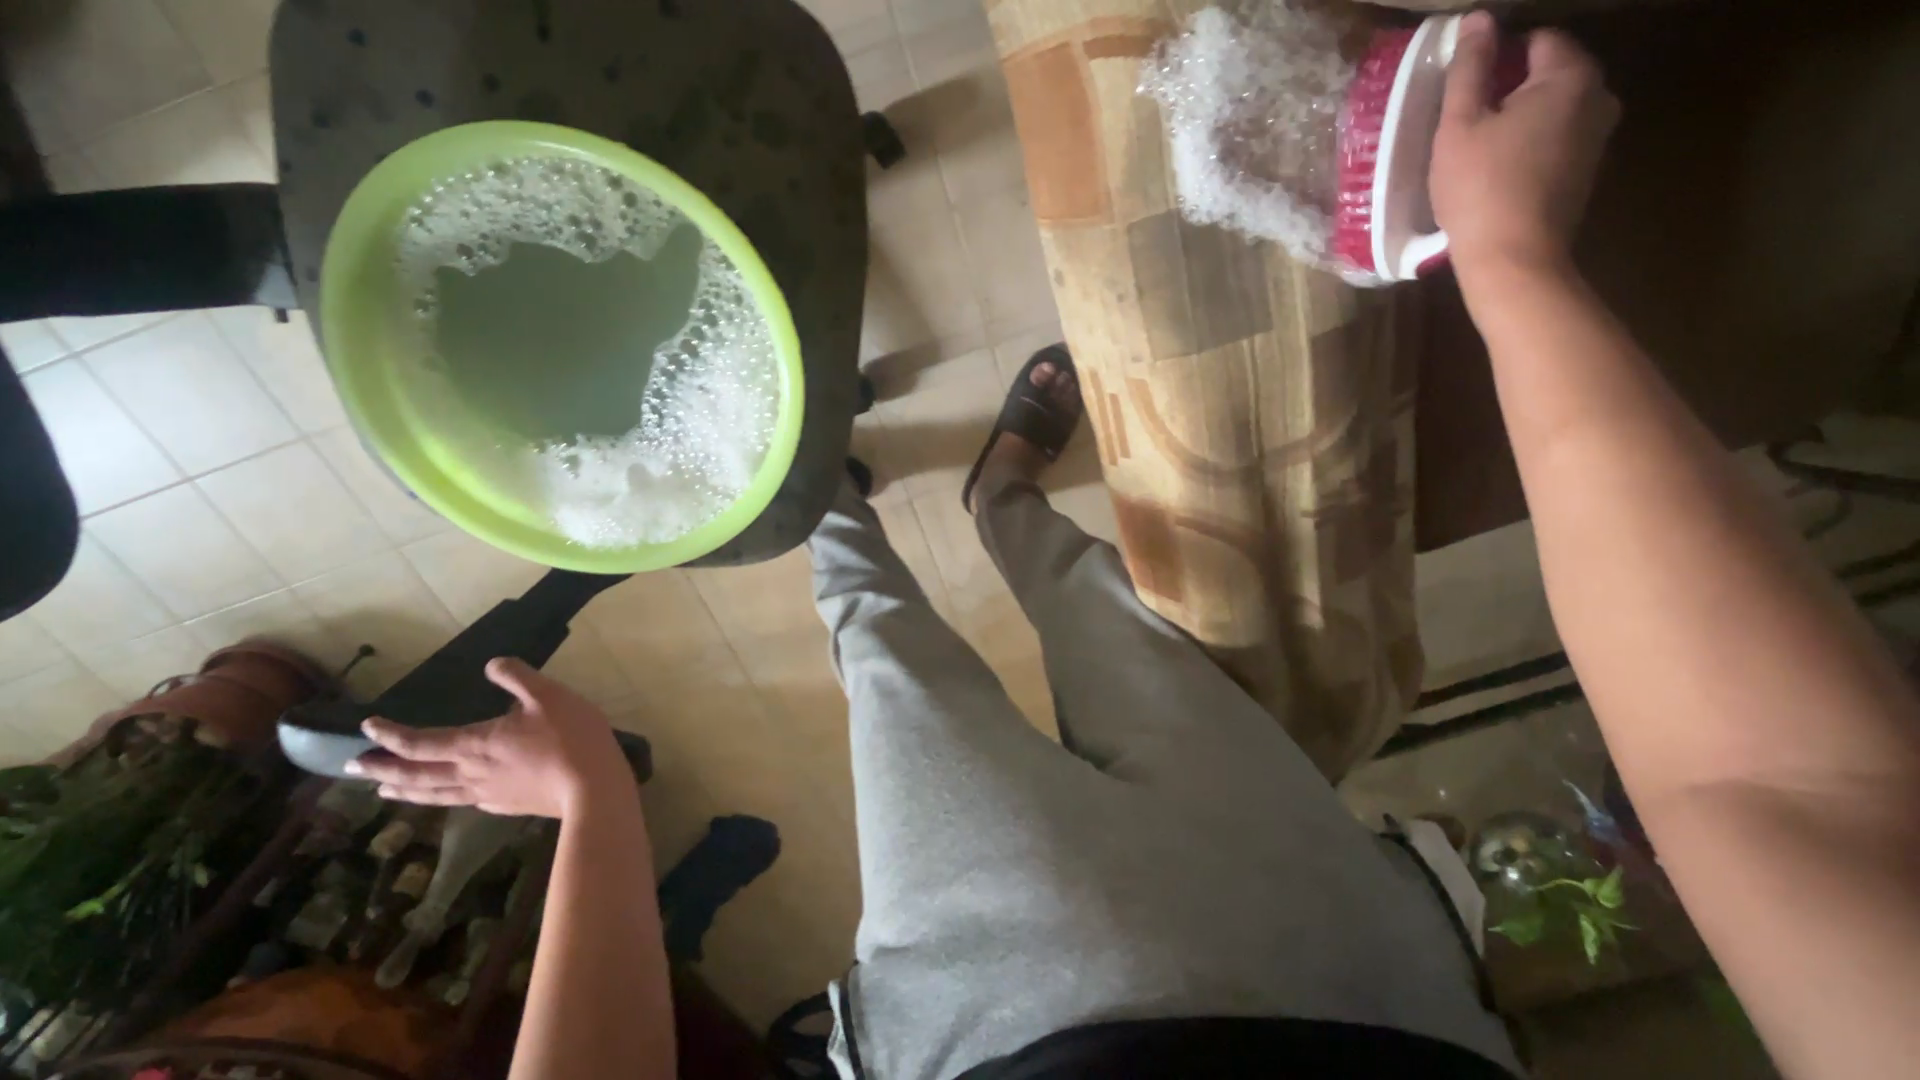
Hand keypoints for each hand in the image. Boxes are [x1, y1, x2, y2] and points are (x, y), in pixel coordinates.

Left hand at [347, 657, 631, 818]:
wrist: (594, 787)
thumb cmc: (571, 737)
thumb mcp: (549, 695)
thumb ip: (518, 677)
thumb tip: (492, 665)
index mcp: (475, 744)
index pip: (419, 742)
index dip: (390, 735)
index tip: (366, 727)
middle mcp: (470, 772)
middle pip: (416, 774)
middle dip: (382, 769)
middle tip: (353, 768)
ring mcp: (487, 794)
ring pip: (434, 794)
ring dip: (405, 791)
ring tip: (384, 792)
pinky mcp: (506, 806)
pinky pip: (464, 802)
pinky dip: (444, 798)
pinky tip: (448, 798)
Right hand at [1430, 12, 1620, 275]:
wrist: (1513, 257)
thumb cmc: (1479, 188)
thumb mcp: (1460, 125)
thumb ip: (1470, 69)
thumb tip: (1477, 20)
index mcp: (1571, 77)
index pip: (1537, 39)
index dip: (1498, 58)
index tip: (1466, 90)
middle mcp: (1599, 97)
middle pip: (1551, 73)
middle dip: (1512, 87)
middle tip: (1468, 122)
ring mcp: (1599, 136)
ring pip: (1555, 108)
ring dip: (1522, 118)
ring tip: (1481, 148)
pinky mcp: (1588, 170)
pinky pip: (1558, 138)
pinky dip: (1532, 144)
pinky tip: (1500, 171)